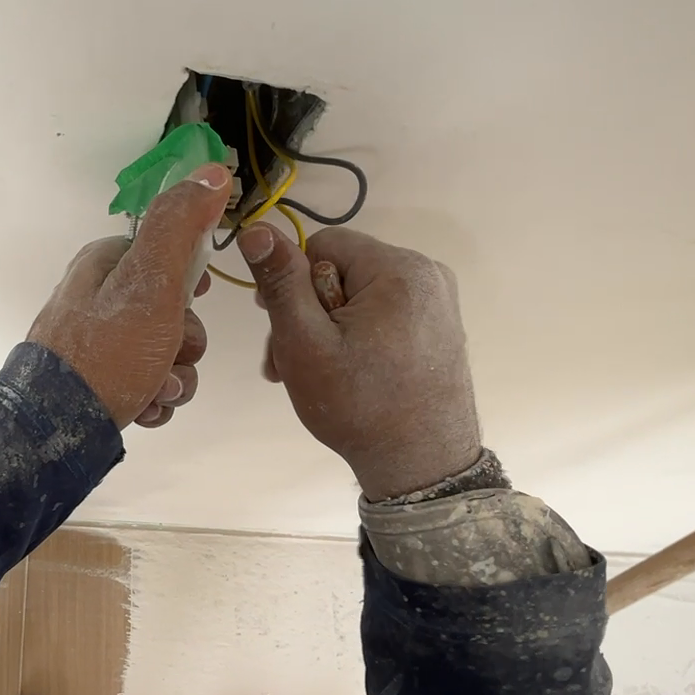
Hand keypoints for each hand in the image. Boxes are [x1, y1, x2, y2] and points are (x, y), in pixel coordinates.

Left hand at [29, 164, 230, 427]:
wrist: (59, 427)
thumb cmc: (109, 350)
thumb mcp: (149, 281)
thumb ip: (180, 226)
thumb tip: (212, 170)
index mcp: (104, 264)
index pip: (167, 254)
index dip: (192, 280)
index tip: (198, 298)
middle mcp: (98, 299)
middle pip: (173, 311)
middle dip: (185, 343)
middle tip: (171, 357)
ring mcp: (97, 344)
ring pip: (167, 353)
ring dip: (175, 377)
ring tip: (157, 391)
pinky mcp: (99, 382)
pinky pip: (148, 383)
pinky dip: (156, 398)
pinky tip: (146, 408)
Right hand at [239, 223, 480, 499]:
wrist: (421, 466)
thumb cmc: (357, 405)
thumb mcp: (305, 342)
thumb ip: (281, 283)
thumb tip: (255, 228)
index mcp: (398, 269)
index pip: (322, 245)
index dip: (290, 283)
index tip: (277, 328)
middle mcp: (427, 274)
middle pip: (340, 271)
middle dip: (306, 312)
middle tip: (287, 362)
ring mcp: (437, 302)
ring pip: (357, 296)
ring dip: (325, 328)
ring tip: (312, 374)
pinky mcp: (438, 327)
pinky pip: (381, 314)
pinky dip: (354, 337)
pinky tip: (344, 373)